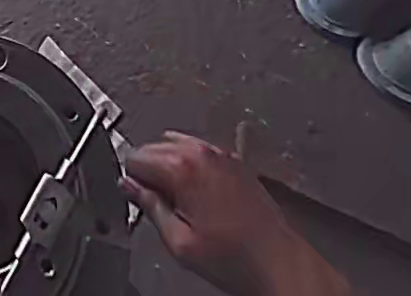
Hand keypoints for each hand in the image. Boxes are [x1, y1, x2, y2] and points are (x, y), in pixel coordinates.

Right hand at [121, 130, 347, 295]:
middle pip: (152, 147)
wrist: (282, 266)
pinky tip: (202, 195)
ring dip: (171, 166)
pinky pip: (197, 149)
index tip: (144, 199)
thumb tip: (128, 185)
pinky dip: (191, 164)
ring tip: (186, 201)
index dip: (135, 181)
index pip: (135, 157)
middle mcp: (198, 151)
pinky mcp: (232, 159)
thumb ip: (148, 207)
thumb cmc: (236, 260)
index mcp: (181, 168)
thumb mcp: (180, 243)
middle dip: (152, 173)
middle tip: (167, 207)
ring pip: (173, 145)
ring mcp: (217, 153)